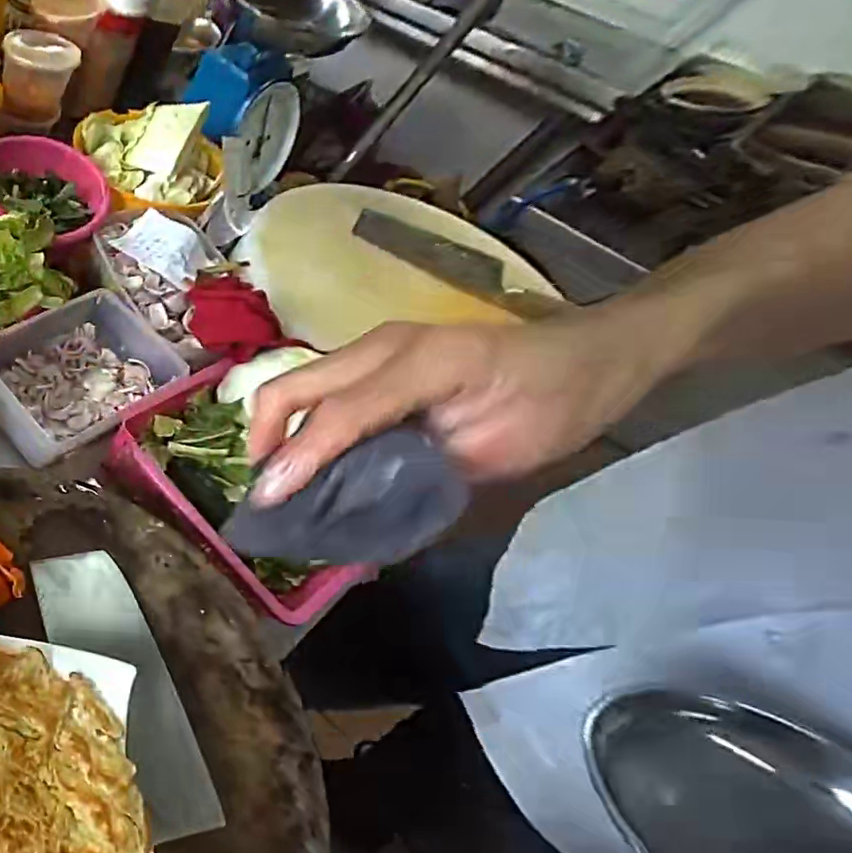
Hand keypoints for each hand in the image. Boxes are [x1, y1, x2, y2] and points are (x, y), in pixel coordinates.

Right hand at [246, 316, 673, 503]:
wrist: (589, 354)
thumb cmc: (556, 405)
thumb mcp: (498, 452)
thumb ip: (421, 473)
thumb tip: (357, 507)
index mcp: (423, 365)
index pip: (340, 414)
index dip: (299, 459)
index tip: (269, 500)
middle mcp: (381, 345)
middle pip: (292, 384)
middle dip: (263, 437)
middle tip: (266, 488)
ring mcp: (371, 345)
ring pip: (294, 382)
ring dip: (276, 430)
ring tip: (280, 477)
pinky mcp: (369, 356)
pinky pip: (314, 386)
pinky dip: (298, 422)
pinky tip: (305, 454)